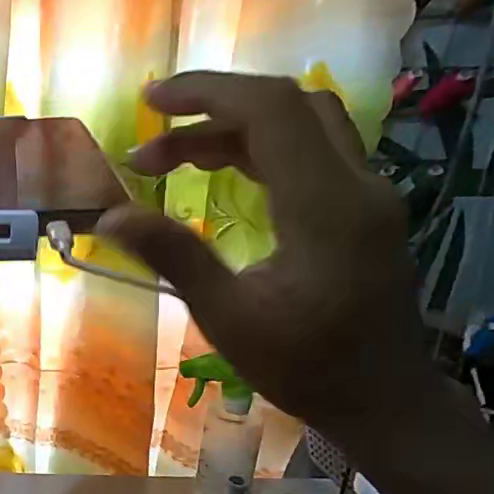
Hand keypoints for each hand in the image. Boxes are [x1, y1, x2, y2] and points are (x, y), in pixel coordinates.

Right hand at [98, 71, 437, 433]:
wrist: (384, 401)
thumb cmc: (307, 369)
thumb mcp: (229, 320)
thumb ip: (173, 257)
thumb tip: (110, 218)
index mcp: (326, 207)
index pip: (271, 110)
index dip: (207, 92)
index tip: (150, 103)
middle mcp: (357, 184)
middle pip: (287, 105)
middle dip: (212, 108)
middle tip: (151, 139)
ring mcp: (368, 192)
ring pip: (301, 124)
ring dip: (233, 129)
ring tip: (170, 161)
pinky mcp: (364, 205)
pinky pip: (311, 151)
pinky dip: (260, 149)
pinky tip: (220, 173)